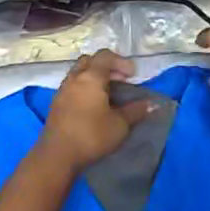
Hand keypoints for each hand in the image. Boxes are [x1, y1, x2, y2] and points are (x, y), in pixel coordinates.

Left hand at [34, 50, 152, 171]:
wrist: (58, 155)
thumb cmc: (92, 135)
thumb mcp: (120, 124)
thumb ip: (136, 111)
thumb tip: (153, 104)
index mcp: (90, 77)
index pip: (105, 56)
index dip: (121, 61)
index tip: (133, 75)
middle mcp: (74, 78)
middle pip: (90, 61)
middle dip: (107, 66)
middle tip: (121, 81)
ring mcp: (62, 90)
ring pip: (79, 73)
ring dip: (94, 77)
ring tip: (109, 94)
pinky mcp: (56, 103)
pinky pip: (73, 85)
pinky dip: (85, 87)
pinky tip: (94, 105)